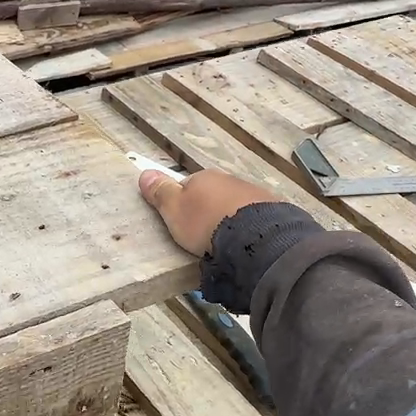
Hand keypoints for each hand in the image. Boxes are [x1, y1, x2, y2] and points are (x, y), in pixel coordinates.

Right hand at [138, 168, 278, 255]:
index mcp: (203, 178)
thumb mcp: (174, 210)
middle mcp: (229, 180)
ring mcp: (252, 194)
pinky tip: (243, 241)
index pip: (186, 185)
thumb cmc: (205, 222)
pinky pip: (253, 217)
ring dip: (228, 218)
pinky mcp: (270, 211)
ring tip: (223, 242)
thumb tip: (145, 173)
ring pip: (233, 205)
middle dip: (207, 210)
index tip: (179, 222)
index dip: (181, 203)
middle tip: (201, 235)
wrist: (252, 236)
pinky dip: (246, 226)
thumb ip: (160, 192)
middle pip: (212, 194)